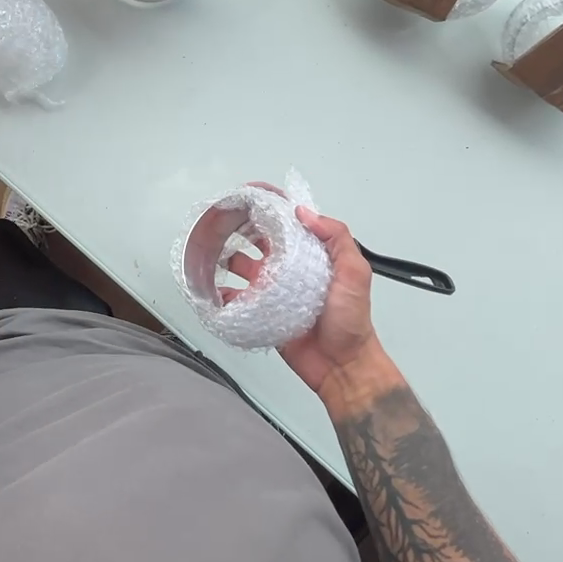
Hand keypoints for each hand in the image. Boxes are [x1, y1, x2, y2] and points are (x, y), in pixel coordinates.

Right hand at [224, 193, 390, 402]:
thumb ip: (337, 239)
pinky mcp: (260, 309)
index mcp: (307, 253)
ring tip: (208, 251)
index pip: (285, 221)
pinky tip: (210, 288)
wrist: (342, 366)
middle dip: (237, 226)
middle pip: (256, 238)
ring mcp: (271, 287)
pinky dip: (220, 291)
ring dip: (224, 256)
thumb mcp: (355, 274)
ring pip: (240, 264)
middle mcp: (287, 266)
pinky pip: (235, 297)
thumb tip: (303, 212)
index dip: (266, 205)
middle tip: (219, 221)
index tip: (246, 194)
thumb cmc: (351, 320)